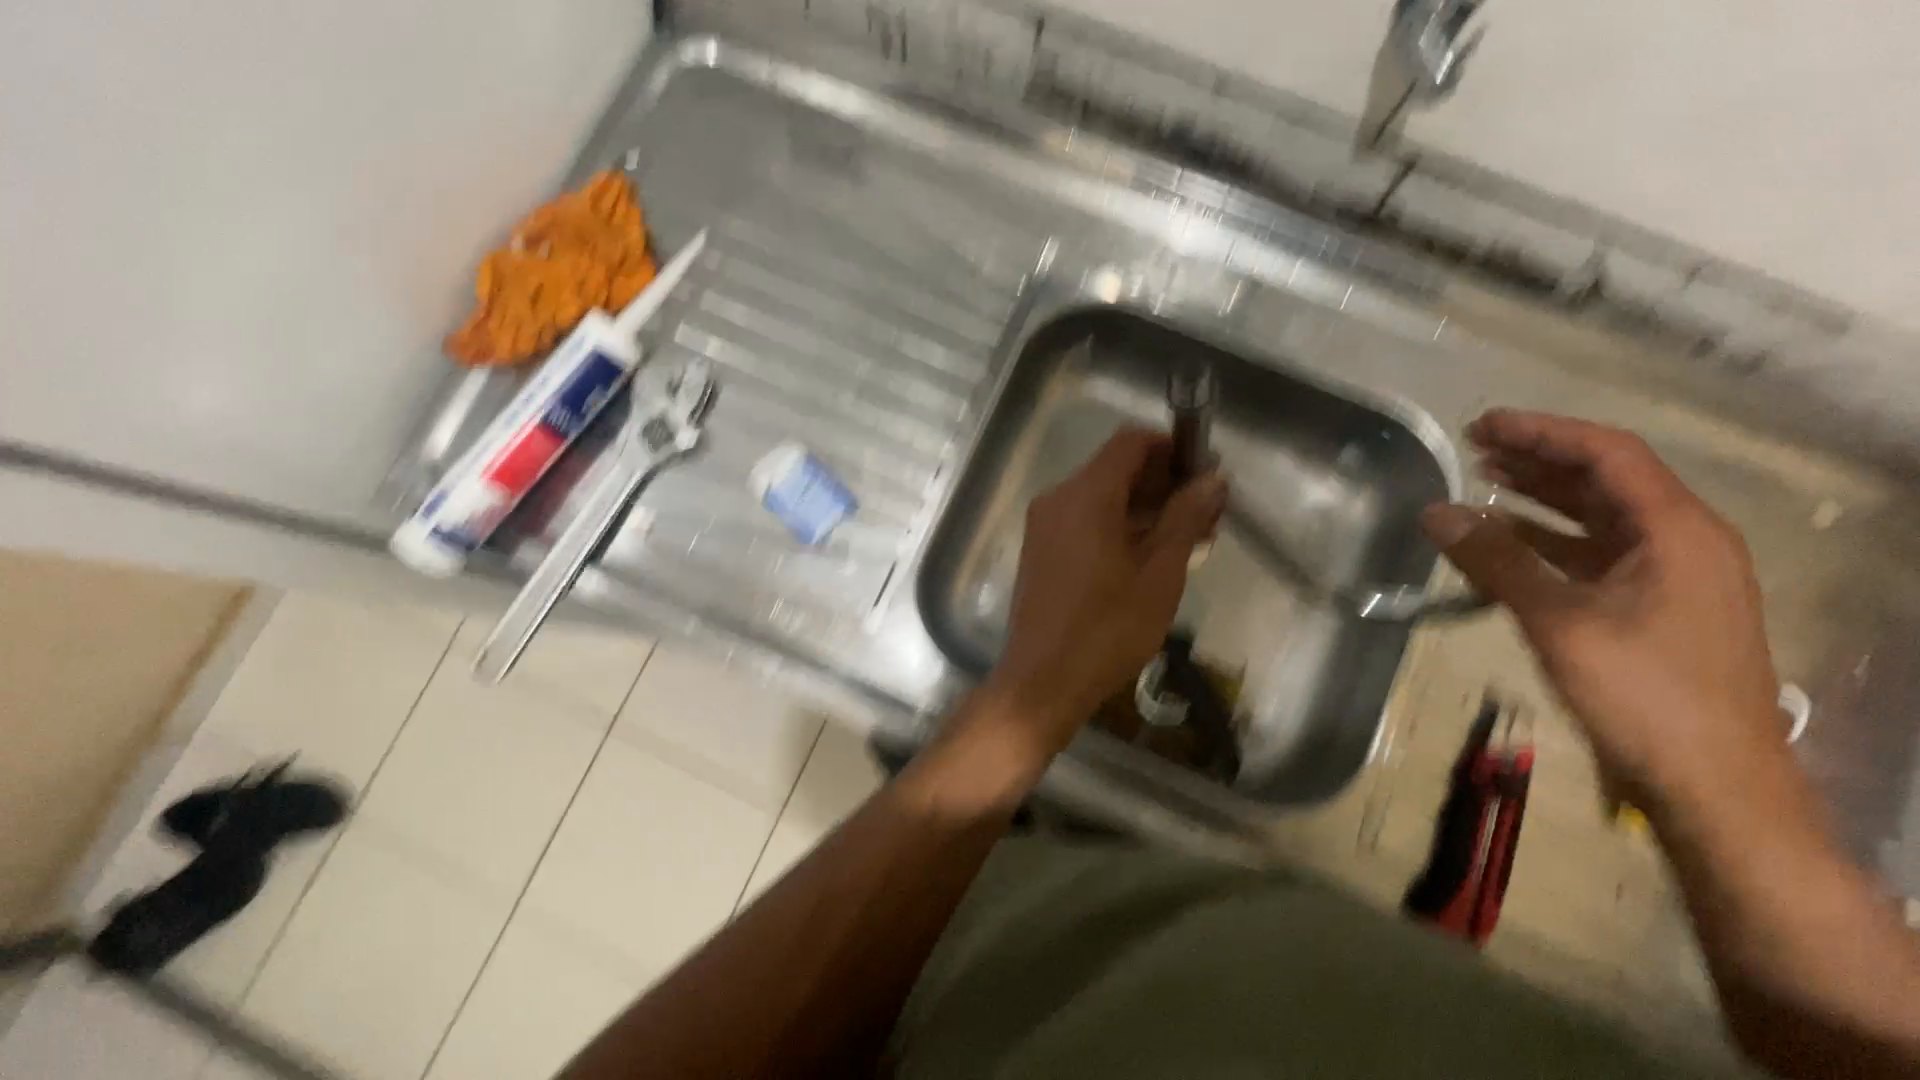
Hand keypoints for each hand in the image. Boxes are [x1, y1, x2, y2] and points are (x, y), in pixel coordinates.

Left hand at [980, 427, 1226, 756]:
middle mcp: (1058, 499)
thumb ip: (1186, 517)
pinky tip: (1150, 560)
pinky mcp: (1041, 551)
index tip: (1205, 475)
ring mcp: (1044, 526)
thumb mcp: (1160, 573)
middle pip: (1116, 469)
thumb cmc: (1108, 628)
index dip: (1172, 448)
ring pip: (1102, 498)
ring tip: (1189, 543)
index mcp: (1085, 494)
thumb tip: (1212, 479)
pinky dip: (1119, 528)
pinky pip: (1085, 522)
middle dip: (1164, 484)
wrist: (1042, 681)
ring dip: (1145, 509)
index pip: (1131, 442)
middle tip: (1207, 517)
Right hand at [1421, 410, 1783, 804]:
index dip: (1542, 432)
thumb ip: (1496, 561)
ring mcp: (1675, 579)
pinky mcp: (1659, 611)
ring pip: (1602, 519)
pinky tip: (1509, 544)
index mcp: (1678, 530)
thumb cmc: (1643, 695)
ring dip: (1544, 499)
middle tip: (1473, 450)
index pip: (1608, 454)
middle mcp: (1685, 542)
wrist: (1714, 786)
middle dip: (1539, 461)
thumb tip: (1434, 513)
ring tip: (1484, 484)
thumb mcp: (1559, 622)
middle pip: (1607, 481)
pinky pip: (1600, 558)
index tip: (1481, 426)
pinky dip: (1552, 543)